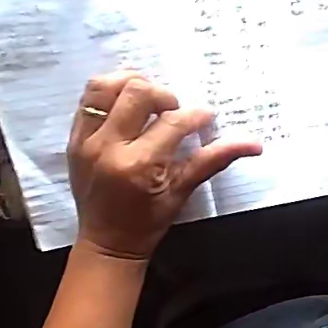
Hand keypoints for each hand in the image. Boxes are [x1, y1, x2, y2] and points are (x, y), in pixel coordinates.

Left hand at [67, 72, 261, 259]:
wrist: (106, 242)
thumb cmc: (148, 222)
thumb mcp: (182, 191)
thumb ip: (213, 160)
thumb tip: (254, 144)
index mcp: (138, 165)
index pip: (173, 122)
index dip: (196, 116)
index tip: (206, 118)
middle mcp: (108, 147)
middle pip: (139, 92)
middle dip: (165, 95)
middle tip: (174, 112)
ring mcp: (86, 141)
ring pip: (106, 86)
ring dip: (133, 85)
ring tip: (149, 100)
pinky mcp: (73, 138)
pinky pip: (88, 99)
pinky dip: (110, 93)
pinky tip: (127, 103)